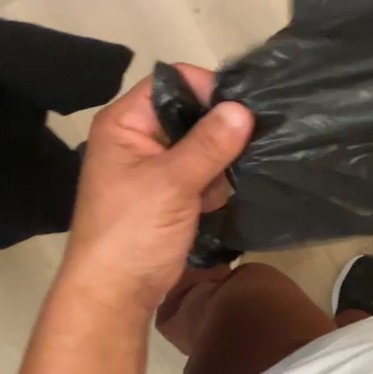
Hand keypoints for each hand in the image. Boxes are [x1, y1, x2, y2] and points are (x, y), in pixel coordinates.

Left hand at [58, 64, 252, 315]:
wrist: (118, 290)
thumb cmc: (133, 230)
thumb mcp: (172, 182)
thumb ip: (209, 144)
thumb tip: (243, 109)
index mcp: (125, 124)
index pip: (172, 83)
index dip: (208, 89)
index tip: (245, 110)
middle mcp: (140, 139)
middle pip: (191, 114)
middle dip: (222, 128)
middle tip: (254, 140)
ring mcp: (157, 168)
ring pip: (203, 146)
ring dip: (224, 159)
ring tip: (240, 173)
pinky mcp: (173, 194)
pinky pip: (205, 174)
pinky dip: (219, 182)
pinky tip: (226, 196)